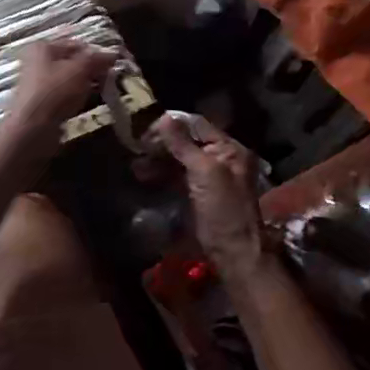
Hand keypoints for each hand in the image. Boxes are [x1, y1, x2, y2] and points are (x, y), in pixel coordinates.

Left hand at [4, 39, 116, 142]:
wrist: (32, 128)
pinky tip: (84, 104)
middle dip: (91, 70)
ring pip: (68, 80)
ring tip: (100, 92)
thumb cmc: (55, 91)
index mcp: (42, 47)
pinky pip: (62, 96)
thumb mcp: (79, 69)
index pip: (75, 44)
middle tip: (108, 79)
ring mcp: (37, 84)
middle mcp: (36, 62)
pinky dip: (74, 98)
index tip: (112, 65)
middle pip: (71, 62)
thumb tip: (112, 54)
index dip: (95, 53)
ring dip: (84, 85)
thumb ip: (96, 59)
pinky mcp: (40, 103)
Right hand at [147, 113, 269, 275]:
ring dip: (156, 159)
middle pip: (185, 141)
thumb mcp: (205, 172)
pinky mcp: (196, 192)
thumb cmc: (223, 210)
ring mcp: (208, 177)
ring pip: (178, 158)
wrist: (233, 252)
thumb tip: (163, 117)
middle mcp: (220, 159)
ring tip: (137, 165)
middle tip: (138, 149)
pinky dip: (160, 173)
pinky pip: (176, 175)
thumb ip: (183, 144)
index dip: (171, 127)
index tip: (146, 133)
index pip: (196, 126)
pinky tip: (143, 175)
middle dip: (161, 144)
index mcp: (229, 149)